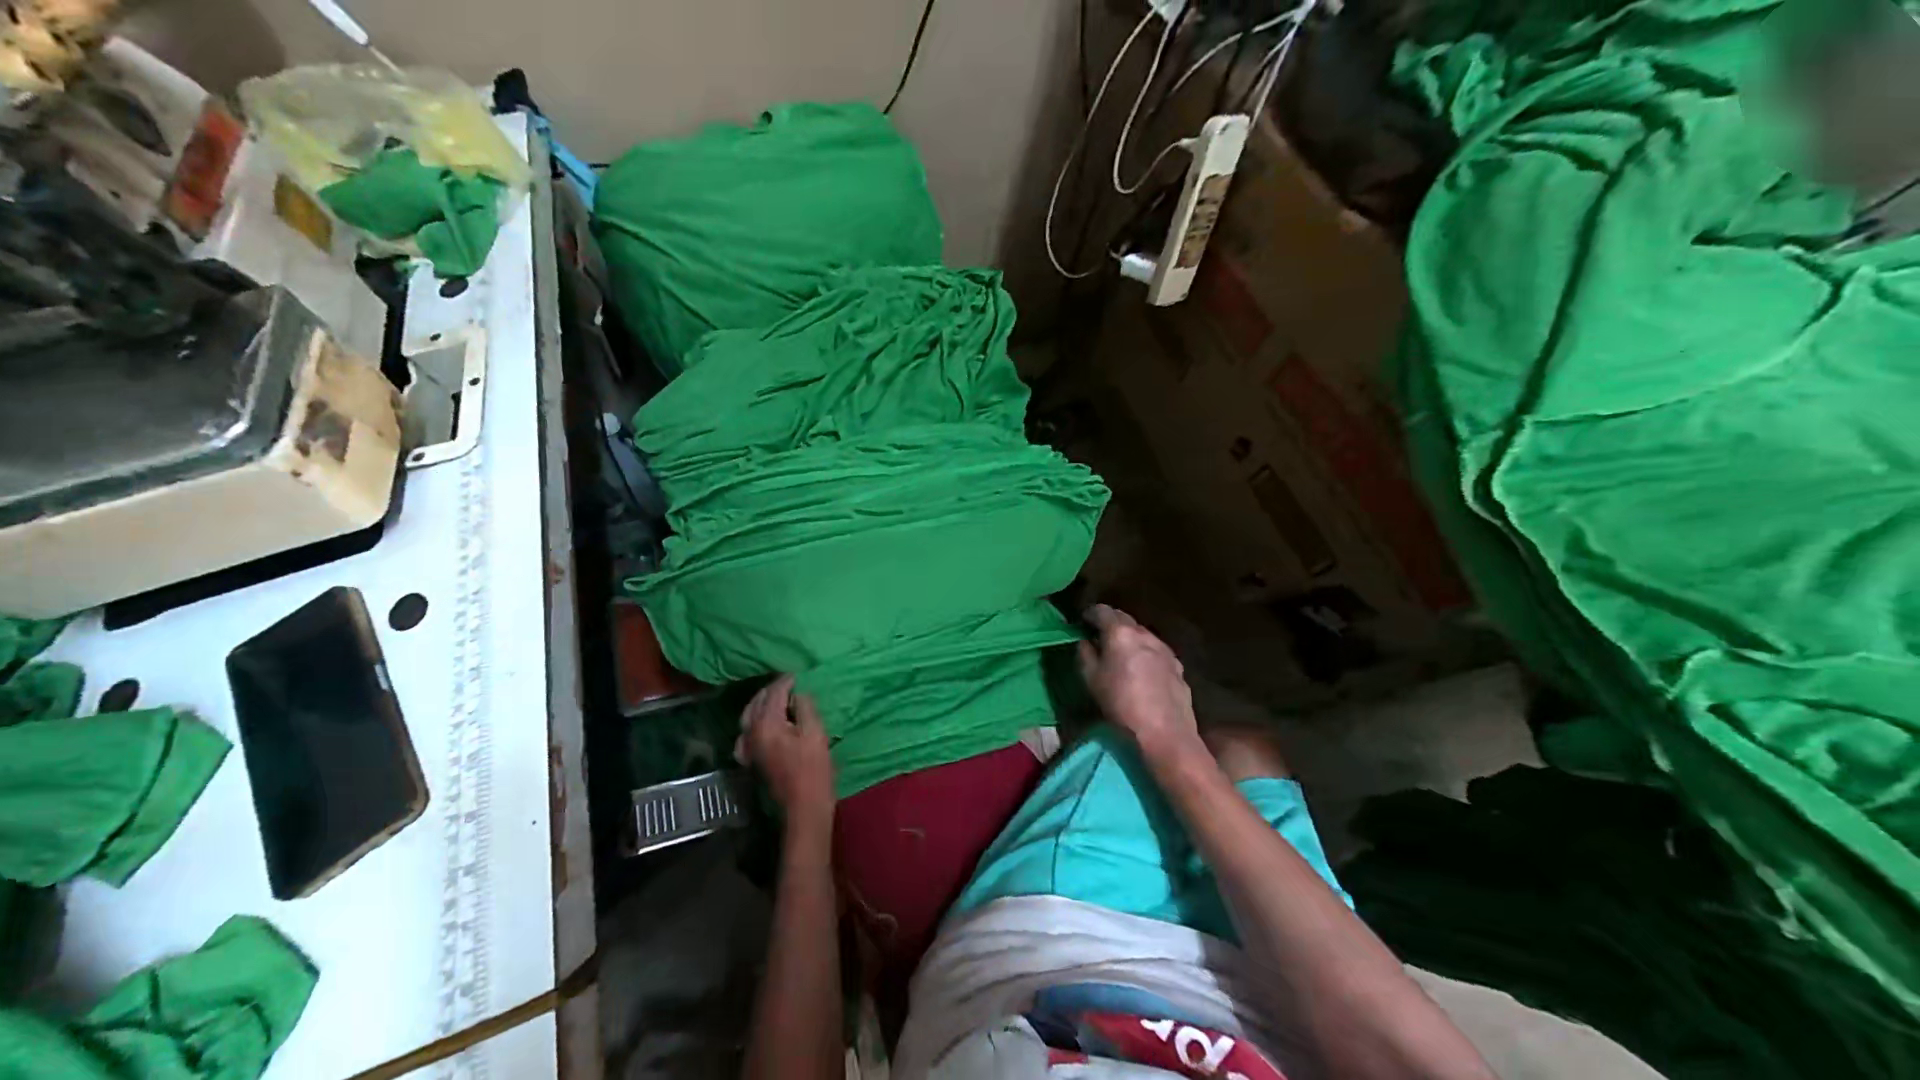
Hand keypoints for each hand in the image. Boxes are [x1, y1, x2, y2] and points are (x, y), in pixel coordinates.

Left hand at [735, 675, 834, 836]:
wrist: (803, 807)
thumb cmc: (813, 769)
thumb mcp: (815, 733)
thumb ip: (804, 707)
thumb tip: (798, 694)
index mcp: (766, 723)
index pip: (774, 693)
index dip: (786, 681)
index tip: (799, 676)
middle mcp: (751, 732)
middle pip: (757, 702)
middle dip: (772, 690)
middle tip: (790, 684)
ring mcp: (748, 748)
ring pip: (748, 716)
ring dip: (761, 704)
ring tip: (777, 700)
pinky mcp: (751, 760)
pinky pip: (746, 734)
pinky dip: (753, 724)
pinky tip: (762, 726)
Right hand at [1078, 605, 1200, 758]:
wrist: (1165, 732)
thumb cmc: (1121, 704)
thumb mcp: (1091, 679)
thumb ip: (1085, 654)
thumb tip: (1085, 641)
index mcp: (1120, 633)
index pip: (1102, 611)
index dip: (1090, 613)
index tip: (1082, 621)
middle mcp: (1145, 634)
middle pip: (1124, 619)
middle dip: (1110, 623)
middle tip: (1098, 635)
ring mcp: (1165, 649)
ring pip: (1142, 634)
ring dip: (1129, 638)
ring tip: (1120, 652)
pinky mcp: (1177, 666)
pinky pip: (1156, 650)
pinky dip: (1144, 652)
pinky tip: (1142, 669)